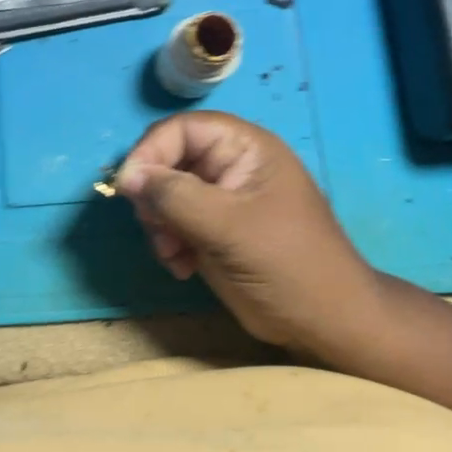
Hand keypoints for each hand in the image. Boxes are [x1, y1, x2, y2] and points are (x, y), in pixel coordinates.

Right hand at [116, 112, 380, 350]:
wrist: (324, 322)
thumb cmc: (286, 265)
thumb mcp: (229, 227)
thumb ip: (176, 196)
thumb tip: (127, 177)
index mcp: (245, 148)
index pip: (183, 129)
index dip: (151, 152)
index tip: (128, 188)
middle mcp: (231, 166)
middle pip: (168, 160)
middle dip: (155, 196)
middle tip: (157, 229)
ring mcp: (222, 200)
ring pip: (164, 194)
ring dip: (159, 225)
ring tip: (173, 254)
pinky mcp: (213, 230)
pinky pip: (172, 223)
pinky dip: (168, 243)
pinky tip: (182, 267)